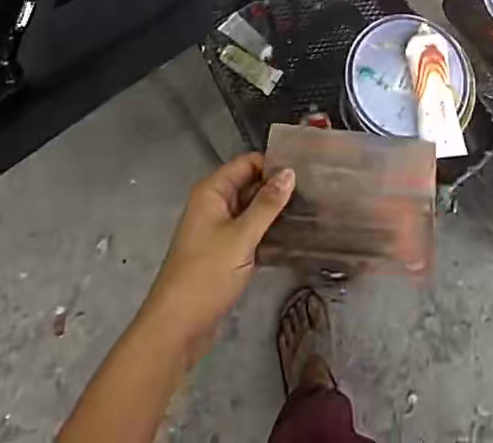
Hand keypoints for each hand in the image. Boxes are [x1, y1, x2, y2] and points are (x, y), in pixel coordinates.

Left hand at [135, 153, 293, 367]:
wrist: (176, 329)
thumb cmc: (205, 275)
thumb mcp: (241, 237)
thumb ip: (267, 204)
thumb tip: (290, 172)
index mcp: (212, 192)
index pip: (248, 163)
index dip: (274, 164)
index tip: (306, 169)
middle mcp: (215, 205)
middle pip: (252, 184)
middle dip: (279, 187)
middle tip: (316, 190)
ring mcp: (220, 230)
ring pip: (254, 210)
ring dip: (276, 211)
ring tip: (312, 209)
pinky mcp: (226, 252)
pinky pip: (252, 232)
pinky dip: (269, 232)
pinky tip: (296, 235)